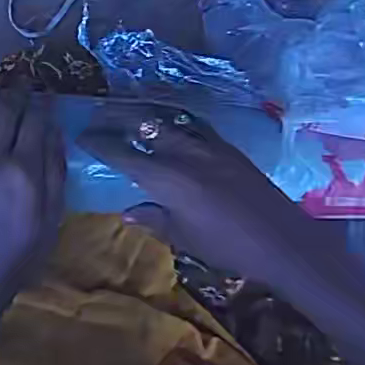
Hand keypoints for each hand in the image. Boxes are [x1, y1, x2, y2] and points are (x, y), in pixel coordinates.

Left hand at [0, 77, 66, 285]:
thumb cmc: (28, 243)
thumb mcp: (55, 208)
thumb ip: (55, 168)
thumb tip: (53, 130)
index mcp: (24, 167)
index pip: (34, 122)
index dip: (40, 101)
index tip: (44, 88)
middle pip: (5, 114)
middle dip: (15, 90)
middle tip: (19, 74)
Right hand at [78, 103, 328, 289]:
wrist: (281, 239)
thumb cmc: (227, 246)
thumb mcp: (184, 238)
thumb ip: (154, 219)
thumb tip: (128, 210)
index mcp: (167, 179)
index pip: (124, 154)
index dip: (100, 143)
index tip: (83, 136)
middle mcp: (185, 154)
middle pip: (145, 126)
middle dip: (119, 119)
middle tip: (101, 119)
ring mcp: (210, 147)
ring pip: (171, 122)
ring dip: (148, 118)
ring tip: (132, 118)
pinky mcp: (229, 149)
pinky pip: (196, 128)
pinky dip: (177, 125)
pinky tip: (174, 130)